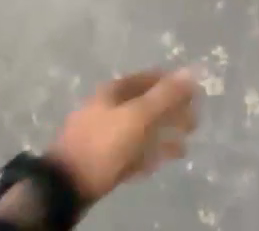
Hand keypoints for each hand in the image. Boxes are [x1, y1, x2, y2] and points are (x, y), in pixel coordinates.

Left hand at [46, 68, 199, 206]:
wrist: (64, 187)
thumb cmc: (103, 144)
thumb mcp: (138, 116)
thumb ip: (165, 95)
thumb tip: (192, 71)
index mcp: (114, 91)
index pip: (150, 79)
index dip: (174, 84)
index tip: (195, 96)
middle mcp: (108, 108)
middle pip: (146, 105)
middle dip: (171, 113)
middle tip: (193, 124)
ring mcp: (102, 135)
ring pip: (139, 131)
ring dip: (162, 137)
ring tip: (183, 148)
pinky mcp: (100, 160)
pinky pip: (129, 152)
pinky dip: (146, 155)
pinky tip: (157, 164)